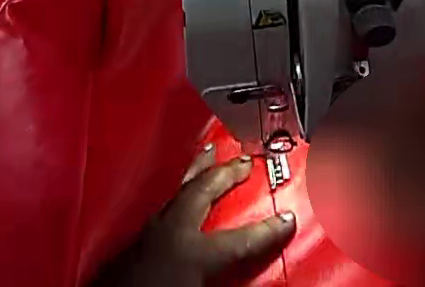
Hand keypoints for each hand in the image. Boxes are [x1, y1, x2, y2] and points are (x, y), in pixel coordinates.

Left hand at [94, 144, 295, 286]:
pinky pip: (164, 199)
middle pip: (203, 191)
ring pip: (178, 187)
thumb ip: (223, 282)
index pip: (239, 241)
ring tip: (210, 150)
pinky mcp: (135, 235)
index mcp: (190, 251)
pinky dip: (178, 186)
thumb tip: (243, 280)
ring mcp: (150, 227)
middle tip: (245, 159)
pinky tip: (180, 185)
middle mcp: (171, 229)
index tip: (288, 219)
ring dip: (197, 168)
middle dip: (226, 174)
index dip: (266, 231)